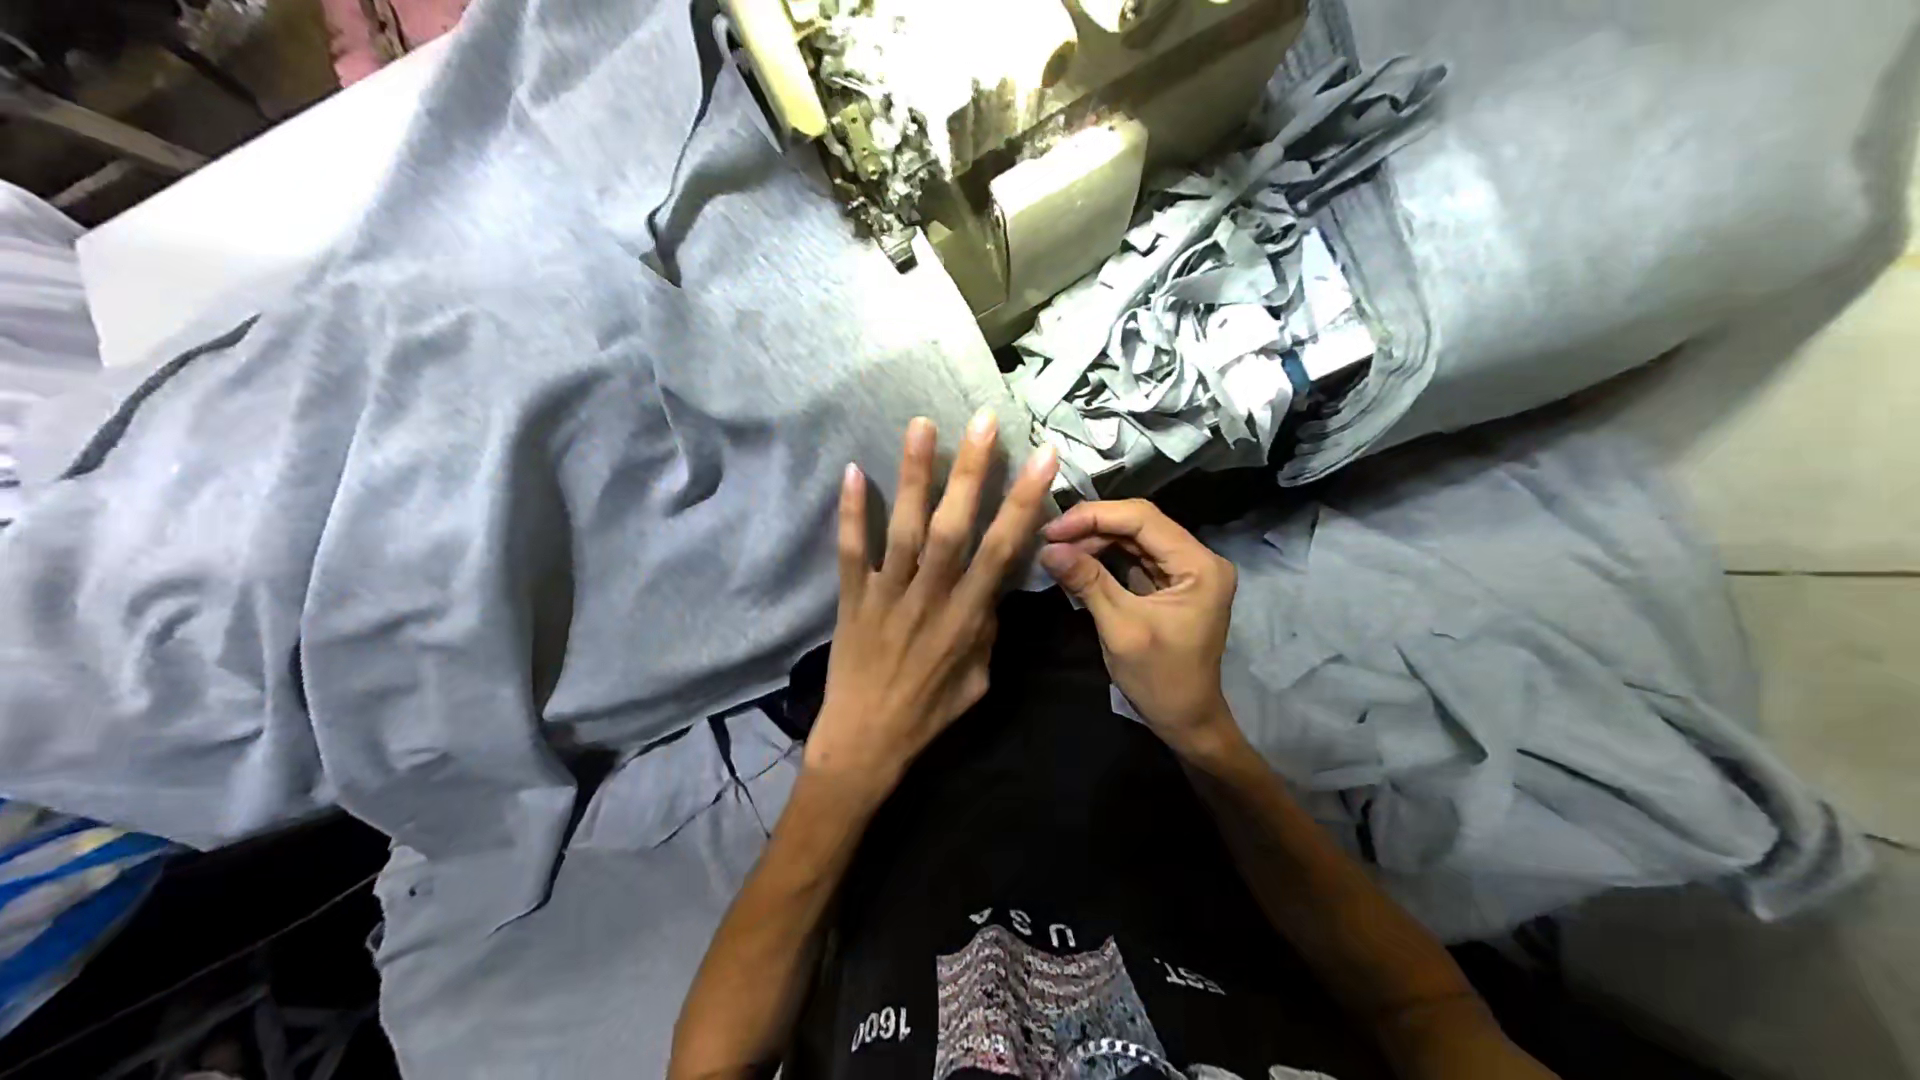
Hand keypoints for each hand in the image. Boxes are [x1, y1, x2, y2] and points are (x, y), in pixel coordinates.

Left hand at [804, 410, 1058, 793]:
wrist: (866, 743)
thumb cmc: (930, 713)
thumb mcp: (979, 679)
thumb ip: (987, 628)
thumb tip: (991, 587)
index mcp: (967, 618)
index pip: (1002, 551)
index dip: (1024, 502)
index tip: (1043, 458)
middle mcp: (929, 598)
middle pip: (952, 527)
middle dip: (972, 471)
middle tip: (984, 421)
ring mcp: (886, 595)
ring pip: (902, 528)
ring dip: (912, 475)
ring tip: (922, 424)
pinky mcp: (851, 599)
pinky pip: (850, 552)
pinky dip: (849, 513)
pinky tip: (850, 470)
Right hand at [1037, 499, 1238, 756]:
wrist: (1186, 720)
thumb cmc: (1160, 679)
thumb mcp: (1121, 628)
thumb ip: (1087, 582)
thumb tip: (1047, 549)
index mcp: (1199, 566)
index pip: (1143, 520)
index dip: (1095, 517)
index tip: (1053, 529)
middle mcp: (1198, 558)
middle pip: (1139, 523)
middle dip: (1092, 526)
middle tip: (1050, 538)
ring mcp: (1185, 570)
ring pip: (1134, 538)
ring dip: (1095, 539)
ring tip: (1057, 548)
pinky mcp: (1170, 582)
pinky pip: (1134, 557)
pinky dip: (1104, 556)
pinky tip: (1076, 557)